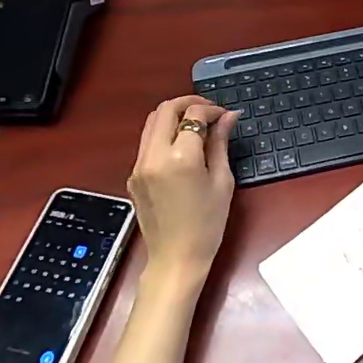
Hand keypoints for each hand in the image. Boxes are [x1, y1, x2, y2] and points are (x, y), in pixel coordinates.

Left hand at [126, 96, 240, 294]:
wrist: (176, 258)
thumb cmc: (208, 224)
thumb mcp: (222, 181)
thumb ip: (221, 144)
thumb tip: (229, 117)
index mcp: (180, 158)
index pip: (193, 115)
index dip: (211, 110)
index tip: (225, 116)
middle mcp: (154, 156)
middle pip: (165, 110)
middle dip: (188, 104)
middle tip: (209, 112)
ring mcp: (139, 165)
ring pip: (152, 122)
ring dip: (173, 116)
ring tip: (196, 125)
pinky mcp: (134, 175)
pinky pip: (147, 142)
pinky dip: (164, 134)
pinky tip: (182, 146)